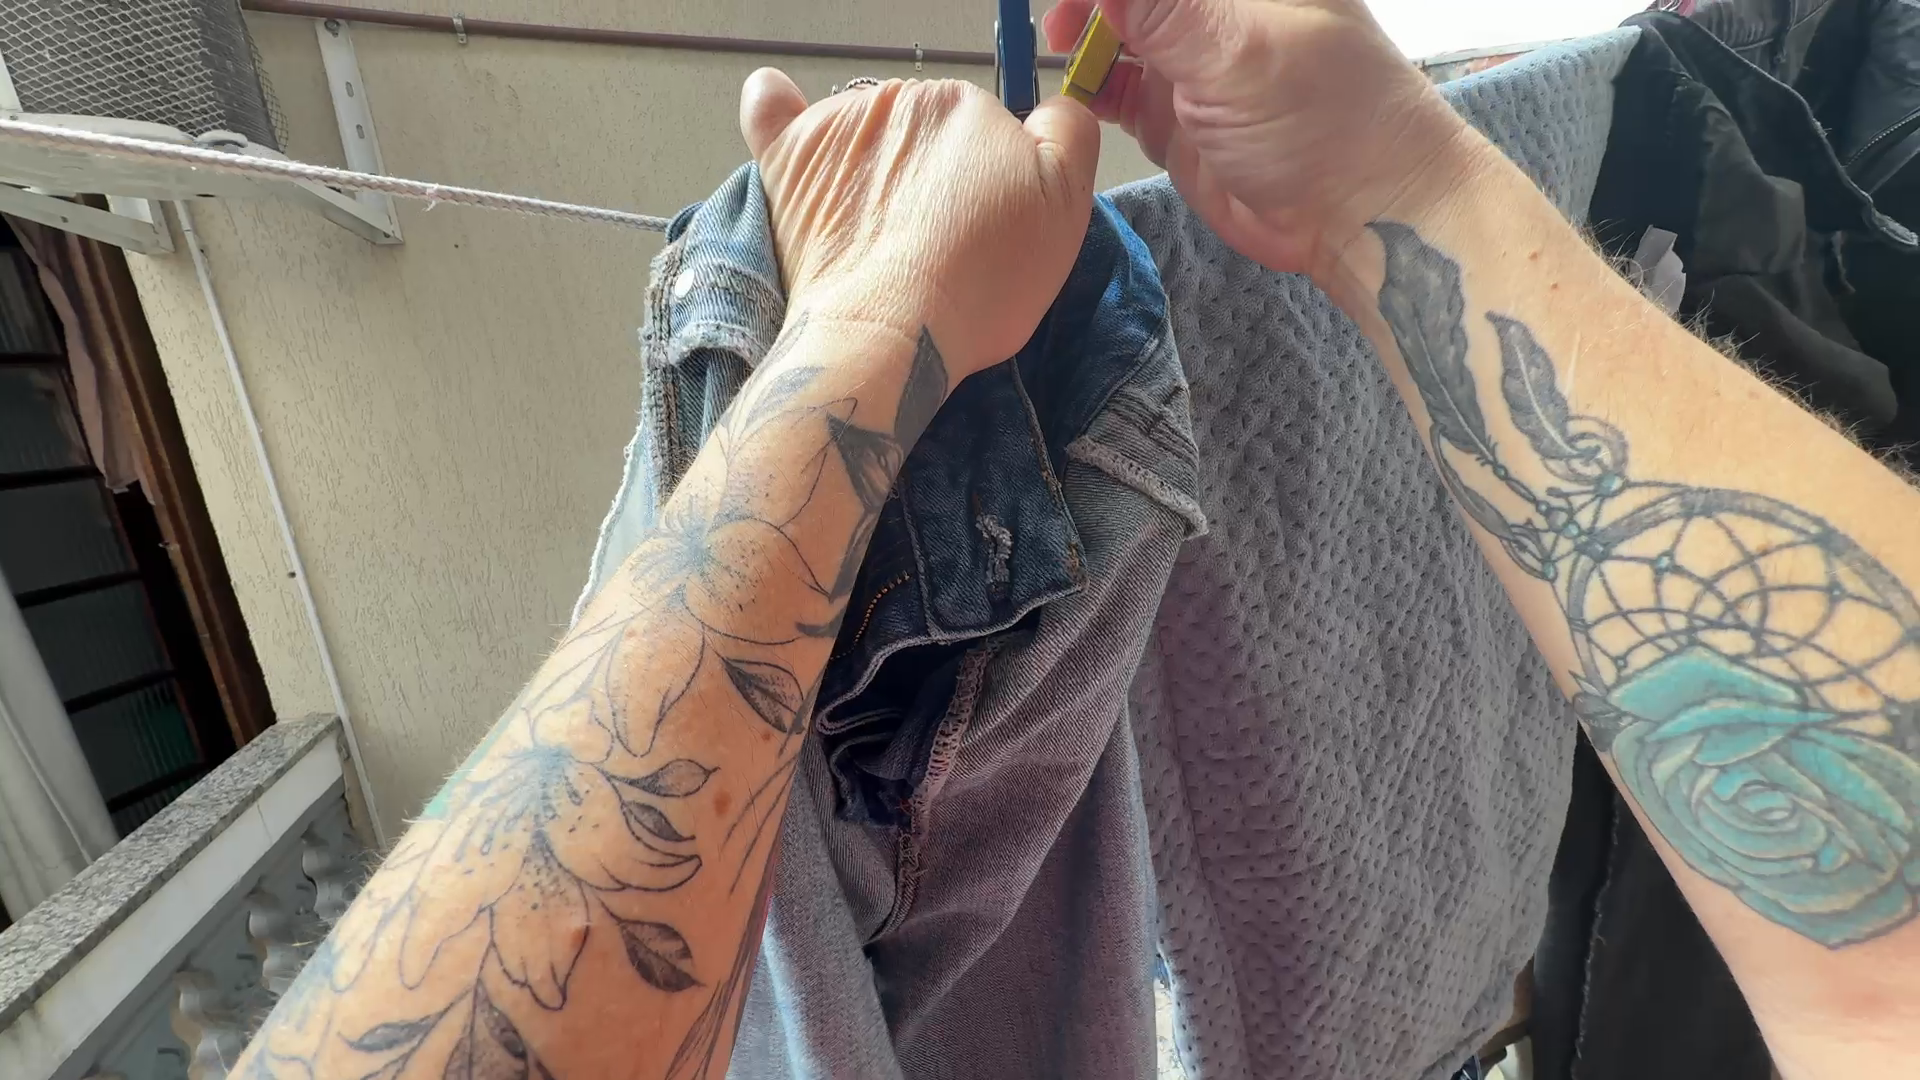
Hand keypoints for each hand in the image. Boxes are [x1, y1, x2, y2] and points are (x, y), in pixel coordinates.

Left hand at [739, 71, 1100, 380]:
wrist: (891, 332)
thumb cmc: (983, 282)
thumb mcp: (1066, 208)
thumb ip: (1069, 135)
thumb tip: (1050, 109)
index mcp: (970, 106)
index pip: (984, 133)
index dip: (990, 186)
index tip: (984, 234)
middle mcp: (903, 98)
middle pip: (924, 134)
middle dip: (935, 180)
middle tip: (936, 248)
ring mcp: (839, 125)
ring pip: (865, 133)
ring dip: (876, 168)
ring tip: (881, 239)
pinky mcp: (788, 160)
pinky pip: (773, 110)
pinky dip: (780, 111)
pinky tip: (785, 114)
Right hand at [1043, 0, 1488, 284]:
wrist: (1344, 212)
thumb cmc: (1316, 118)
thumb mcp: (1234, 51)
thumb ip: (1162, 10)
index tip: (1074, 6)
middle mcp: (1214, 10)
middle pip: (1135, 1)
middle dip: (1092, 8)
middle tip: (1060, 31)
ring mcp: (1188, 62)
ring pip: (1118, 38)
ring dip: (1087, 44)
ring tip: (1060, 56)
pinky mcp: (1171, 116)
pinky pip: (1117, 92)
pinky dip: (1093, 91)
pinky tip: (1077, 94)